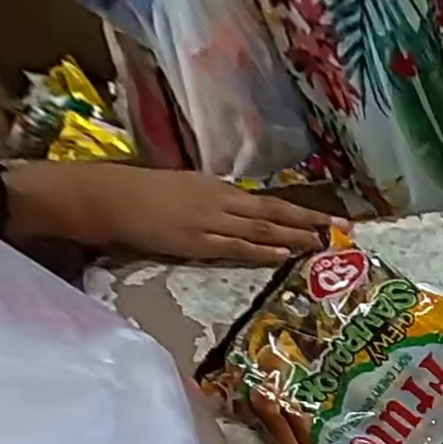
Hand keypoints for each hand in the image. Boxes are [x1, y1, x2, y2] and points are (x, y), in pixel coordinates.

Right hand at [3, 163, 339, 263]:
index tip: (331, 218)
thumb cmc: (138, 192)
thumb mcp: (185, 189)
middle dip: (310, 222)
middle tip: (343, 229)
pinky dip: (263, 252)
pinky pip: (237, 248)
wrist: (99, 197)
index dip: (302, 212)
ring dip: (293, 237)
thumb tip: (244, 216)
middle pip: (273, 213)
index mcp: (216, 187)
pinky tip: (285, 256)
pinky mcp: (197, 243)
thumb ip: (216, 203)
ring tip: (322, 244)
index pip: (269, 202)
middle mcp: (218, 201)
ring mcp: (209, 222)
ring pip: (261, 230)